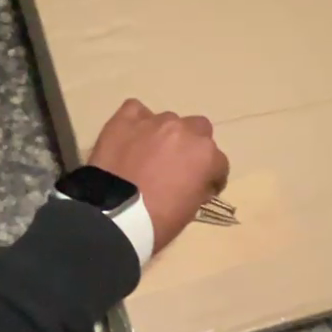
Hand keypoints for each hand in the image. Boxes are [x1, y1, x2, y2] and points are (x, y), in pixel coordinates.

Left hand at [85, 99, 229, 252]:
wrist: (112, 215)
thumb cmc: (157, 221)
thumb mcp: (191, 210)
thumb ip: (199, 188)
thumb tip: (197, 182)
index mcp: (206, 155)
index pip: (219, 163)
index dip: (212, 177)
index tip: (203, 187)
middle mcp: (184, 131)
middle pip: (199, 129)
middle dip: (192, 146)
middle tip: (178, 165)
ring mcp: (153, 122)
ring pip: (168, 121)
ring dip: (165, 135)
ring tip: (149, 153)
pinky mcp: (124, 120)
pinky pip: (136, 110)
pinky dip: (137, 121)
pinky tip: (131, 136)